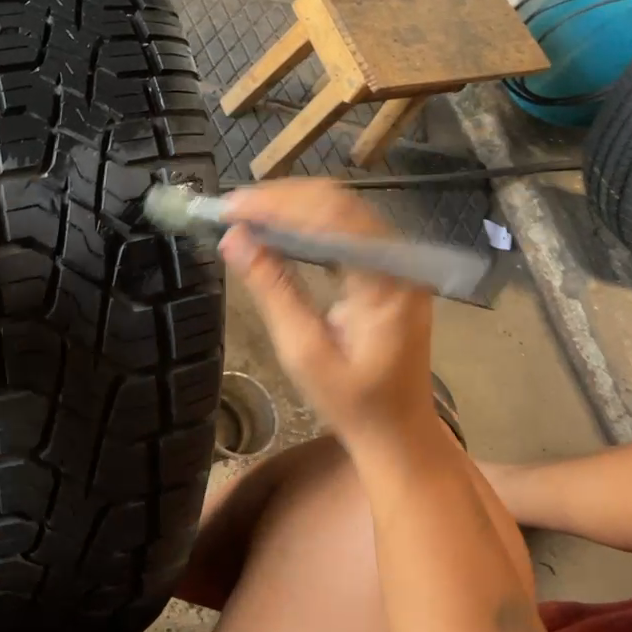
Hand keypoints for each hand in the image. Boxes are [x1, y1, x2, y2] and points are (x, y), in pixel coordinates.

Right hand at [219, 178, 434, 445]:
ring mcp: (399, 264)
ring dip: (291, 207)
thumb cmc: (352, 403)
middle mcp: (400, 262)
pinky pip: (345, 228)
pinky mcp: (389, 270)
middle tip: (230, 210)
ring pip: (341, 210)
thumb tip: (233, 241)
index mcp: (387, 282)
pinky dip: (306, 223)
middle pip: (338, 204)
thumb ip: (271, 289)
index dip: (278, 204)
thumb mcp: (303, 351)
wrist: (399, 432)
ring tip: (244, 216)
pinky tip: (275, 230)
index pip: (332, 217)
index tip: (231, 208)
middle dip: (281, 199)